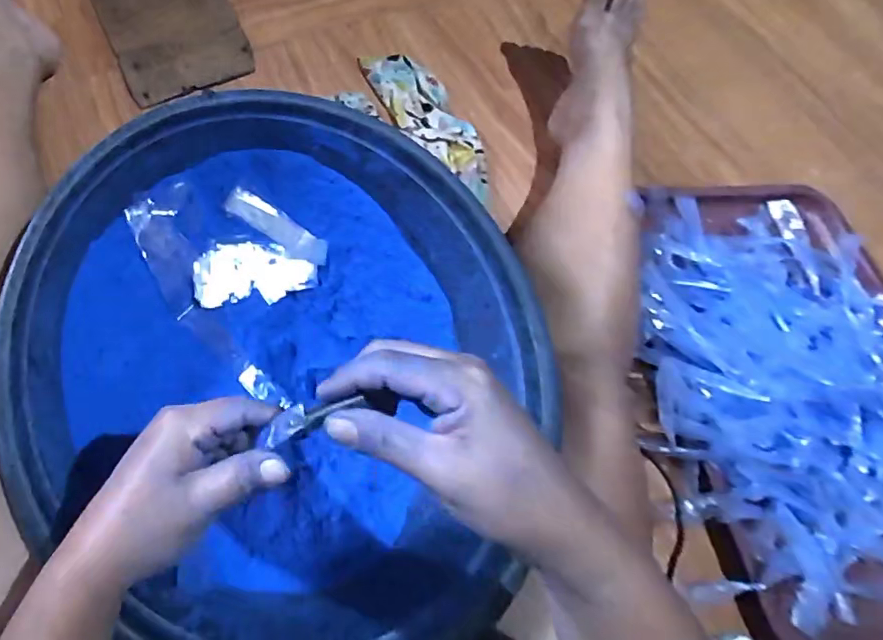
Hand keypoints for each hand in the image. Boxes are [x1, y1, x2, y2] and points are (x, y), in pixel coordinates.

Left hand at [59, 396, 292, 586]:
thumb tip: (285, 462)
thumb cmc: (152, 522)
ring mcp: (170, 435)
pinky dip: (226, 460)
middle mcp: (177, 419)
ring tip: (270, 477)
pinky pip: (206, 447)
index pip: (237, 407)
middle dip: (259, 437)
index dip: (271, 417)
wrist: (102, 548)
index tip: (304, 434)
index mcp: (184, 421)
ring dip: (244, 452)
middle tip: (289, 465)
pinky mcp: (168, 454)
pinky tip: (240, 482)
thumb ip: (242, 477)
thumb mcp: (202, 502)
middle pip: (229, 418)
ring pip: (220, 434)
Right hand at [316, 339, 579, 555]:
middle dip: (357, 374)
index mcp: (457, 378)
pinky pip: (419, 374)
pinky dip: (393, 388)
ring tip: (351, 410)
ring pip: (404, 361)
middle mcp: (462, 364)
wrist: (566, 529)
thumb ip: (383, 439)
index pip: (385, 363)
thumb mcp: (438, 471)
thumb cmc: (504, 500)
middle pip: (392, 353)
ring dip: (374, 380)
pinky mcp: (471, 391)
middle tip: (330, 405)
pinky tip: (384, 412)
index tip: (316, 401)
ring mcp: (469, 375)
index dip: (346, 378)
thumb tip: (331, 421)